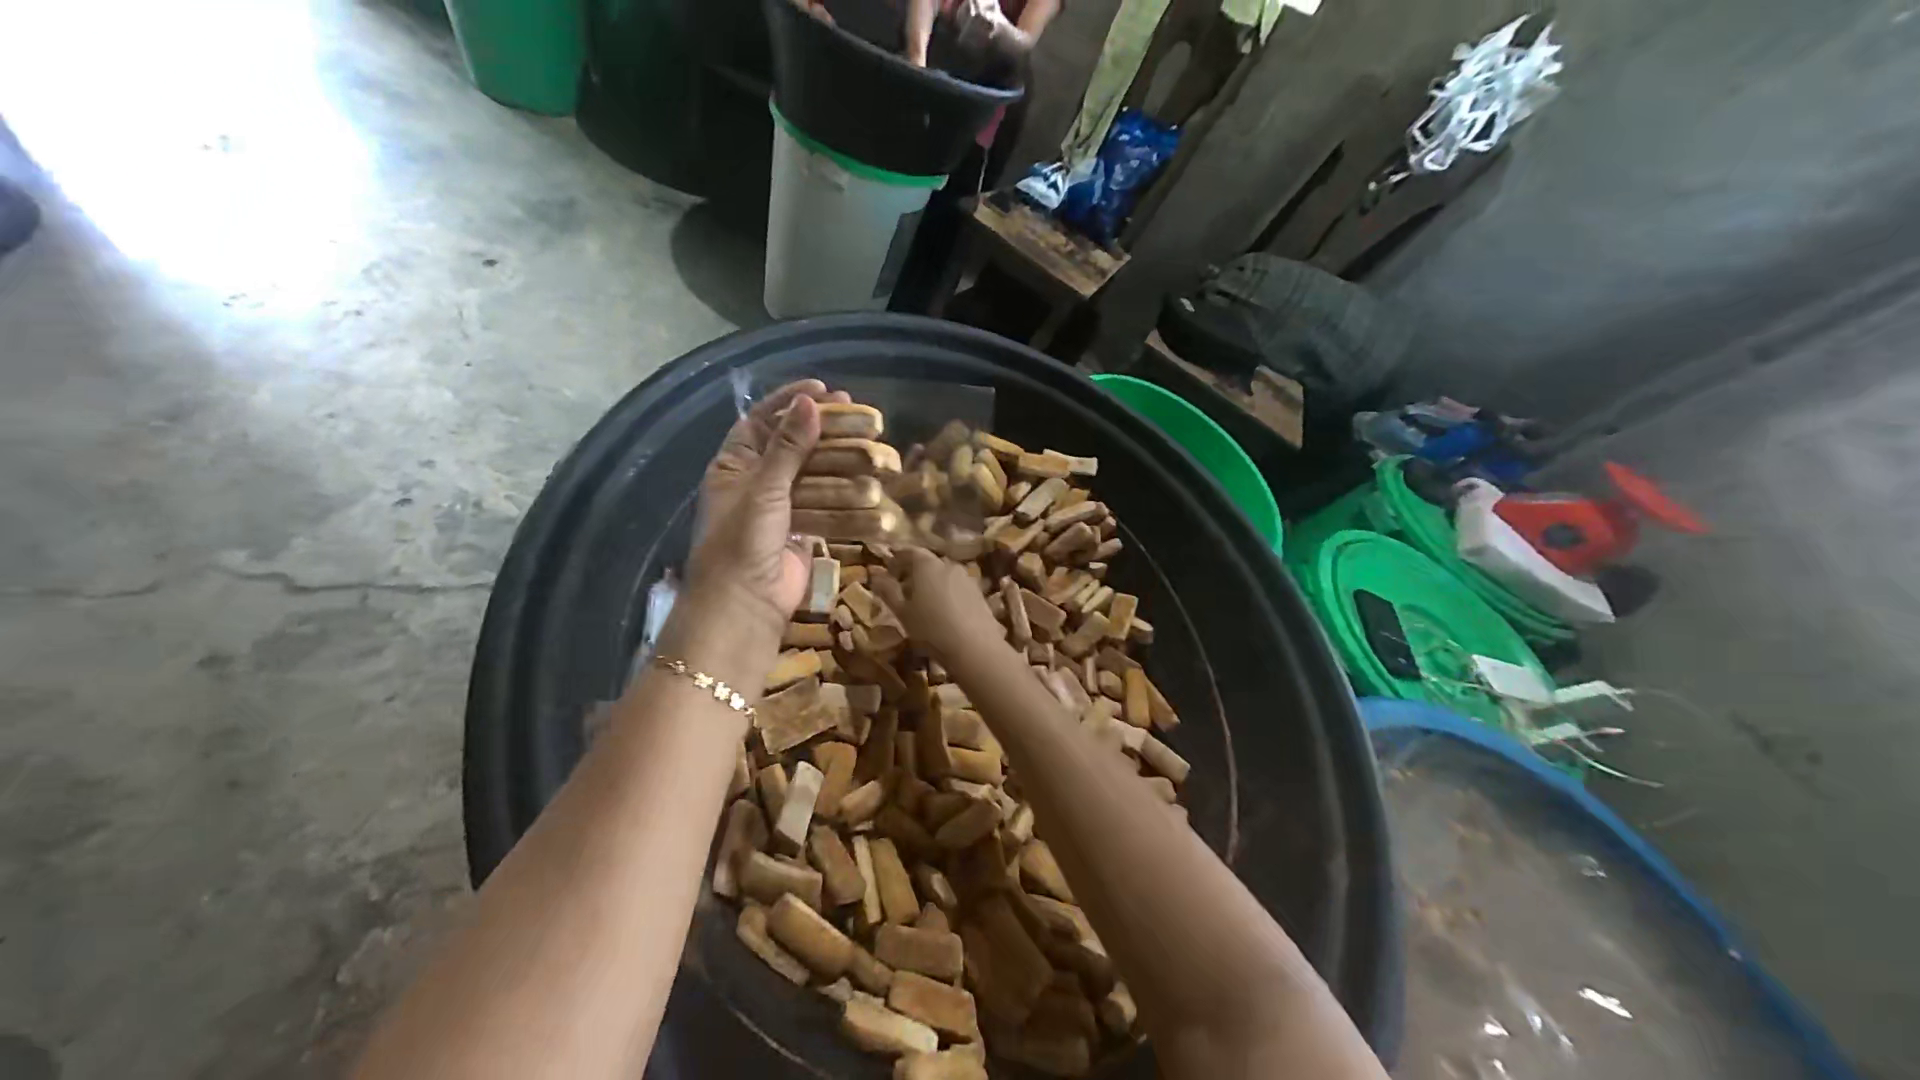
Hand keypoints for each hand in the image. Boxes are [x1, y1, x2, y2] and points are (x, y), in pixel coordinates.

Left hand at [684, 380, 847, 638]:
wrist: (747, 602)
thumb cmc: (743, 538)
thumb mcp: (765, 487)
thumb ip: (789, 446)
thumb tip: (810, 402)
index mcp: (734, 464)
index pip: (761, 420)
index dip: (788, 401)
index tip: (821, 388)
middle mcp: (755, 480)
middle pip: (791, 443)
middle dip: (819, 426)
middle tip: (852, 408)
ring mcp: (780, 505)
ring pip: (811, 471)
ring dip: (836, 454)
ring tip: (866, 435)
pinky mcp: (802, 528)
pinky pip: (824, 500)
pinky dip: (843, 488)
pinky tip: (866, 472)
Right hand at [887, 547, 1007, 663]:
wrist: (975, 648)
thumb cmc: (930, 628)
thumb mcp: (902, 612)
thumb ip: (888, 590)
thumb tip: (875, 574)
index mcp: (926, 564)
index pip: (909, 552)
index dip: (897, 559)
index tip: (889, 571)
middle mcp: (948, 564)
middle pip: (927, 563)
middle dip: (914, 573)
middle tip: (903, 590)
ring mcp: (967, 578)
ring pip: (943, 575)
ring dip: (932, 584)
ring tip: (923, 604)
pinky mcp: (979, 593)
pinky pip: (957, 587)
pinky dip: (947, 594)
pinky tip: (944, 612)